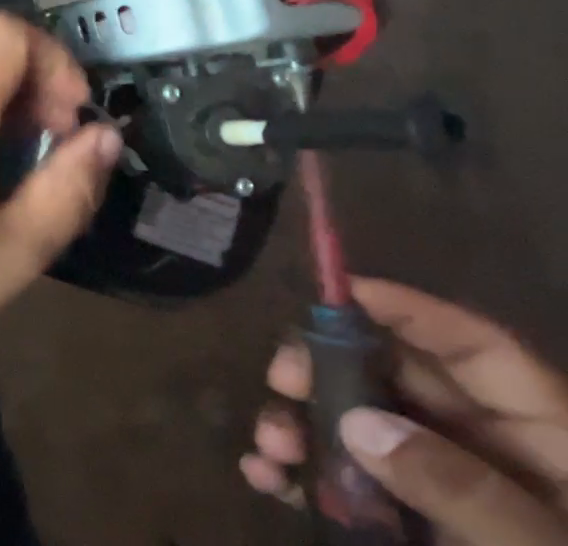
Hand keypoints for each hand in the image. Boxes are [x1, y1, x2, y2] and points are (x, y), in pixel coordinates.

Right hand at [242, 278, 567, 543]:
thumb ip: (464, 490)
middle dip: (323, 368)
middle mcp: (490, 447)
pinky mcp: (407, 516)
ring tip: (270, 448)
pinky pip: (344, 476)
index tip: (337, 290)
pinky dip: (298, 472)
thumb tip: (360, 423)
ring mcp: (443, 481)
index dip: (412, 311)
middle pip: (395, 374)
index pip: (479, 350)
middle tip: (280, 378)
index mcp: (548, 440)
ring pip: (355, 421)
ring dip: (298, 423)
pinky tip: (266, 478)